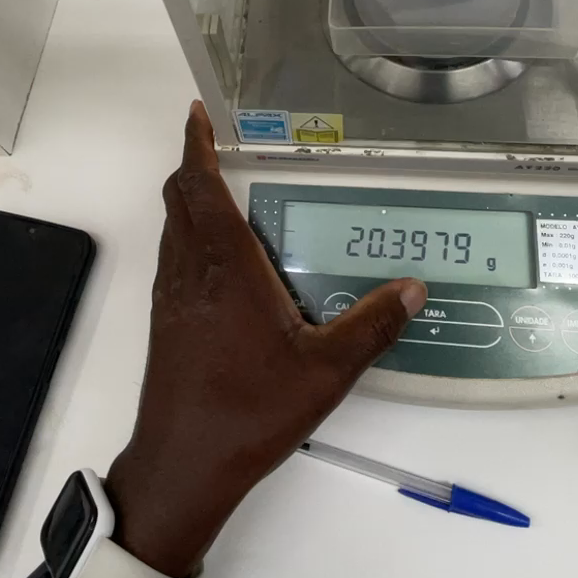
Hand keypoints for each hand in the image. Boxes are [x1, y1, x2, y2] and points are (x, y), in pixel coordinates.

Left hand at [104, 102, 426, 577]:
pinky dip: (187, 234)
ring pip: (172, 227)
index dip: (195, 146)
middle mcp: (189, 270)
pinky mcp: (164, 319)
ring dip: (189, 200)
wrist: (184, 462)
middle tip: (221, 147)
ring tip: (224, 191)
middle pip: (178, 199)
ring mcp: (170, 295)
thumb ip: (371, 326)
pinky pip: (172, 256)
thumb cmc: (250, 409)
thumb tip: (412, 288)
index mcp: (224, 266)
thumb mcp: (325, 371)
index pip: (199, 187)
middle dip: (193, 166)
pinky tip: (220, 259)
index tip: (198, 115)